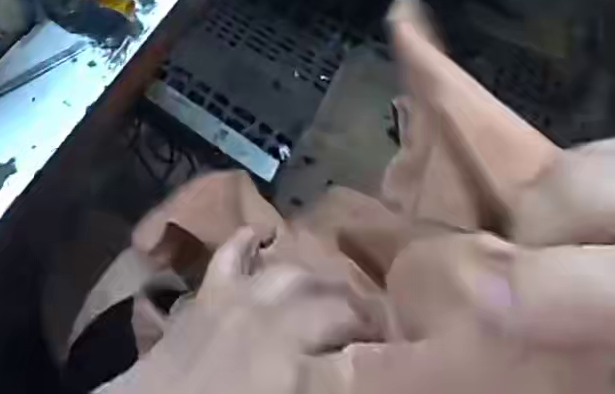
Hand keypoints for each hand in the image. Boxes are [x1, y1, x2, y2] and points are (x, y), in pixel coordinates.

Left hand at [101, 226, 363, 393]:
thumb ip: (327, 384)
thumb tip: (349, 371)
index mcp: (300, 376)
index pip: (362, 359)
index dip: (389, 353)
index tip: (406, 355)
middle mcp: (274, 327)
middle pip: (334, 305)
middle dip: (364, 317)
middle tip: (382, 333)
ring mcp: (238, 300)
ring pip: (293, 273)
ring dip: (322, 282)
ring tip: (341, 296)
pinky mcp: (209, 290)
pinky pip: (234, 251)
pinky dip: (251, 240)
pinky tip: (267, 235)